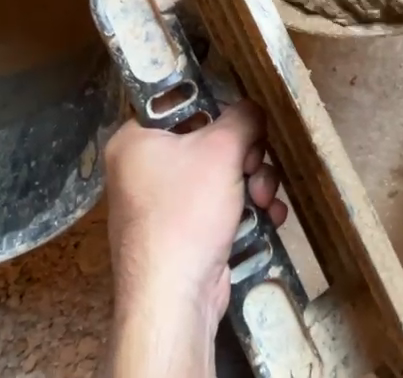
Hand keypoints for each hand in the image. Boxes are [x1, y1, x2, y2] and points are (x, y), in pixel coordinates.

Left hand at [104, 101, 287, 341]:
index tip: (240, 122)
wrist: (174, 299)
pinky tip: (268, 217)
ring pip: (221, 173)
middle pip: (208, 140)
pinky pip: (220, 205)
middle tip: (253, 166)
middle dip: (245, 155)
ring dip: (254, 182)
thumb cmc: (187, 212)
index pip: (180, 104)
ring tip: (265, 200)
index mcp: (135, 140)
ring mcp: (163, 205)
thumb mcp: (222, 148)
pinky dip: (246, 208)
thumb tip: (252, 110)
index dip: (215, 108)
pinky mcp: (185, 233)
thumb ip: (244, 116)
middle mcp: (143, 169)